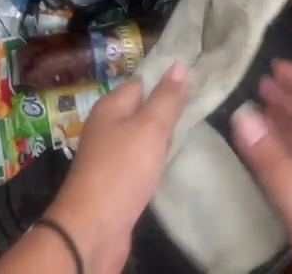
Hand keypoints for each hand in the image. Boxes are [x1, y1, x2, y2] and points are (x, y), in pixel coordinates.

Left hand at [18, 60, 190, 273]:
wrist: (93, 228)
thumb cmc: (122, 170)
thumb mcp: (150, 128)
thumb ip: (166, 98)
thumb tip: (179, 63)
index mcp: (110, 106)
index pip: (142, 83)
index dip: (167, 83)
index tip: (196, 84)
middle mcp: (106, 126)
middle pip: (141, 110)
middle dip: (167, 111)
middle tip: (199, 111)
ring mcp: (108, 154)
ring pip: (141, 137)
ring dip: (162, 139)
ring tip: (191, 135)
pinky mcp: (114, 181)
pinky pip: (138, 161)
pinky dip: (154, 161)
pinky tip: (170, 165)